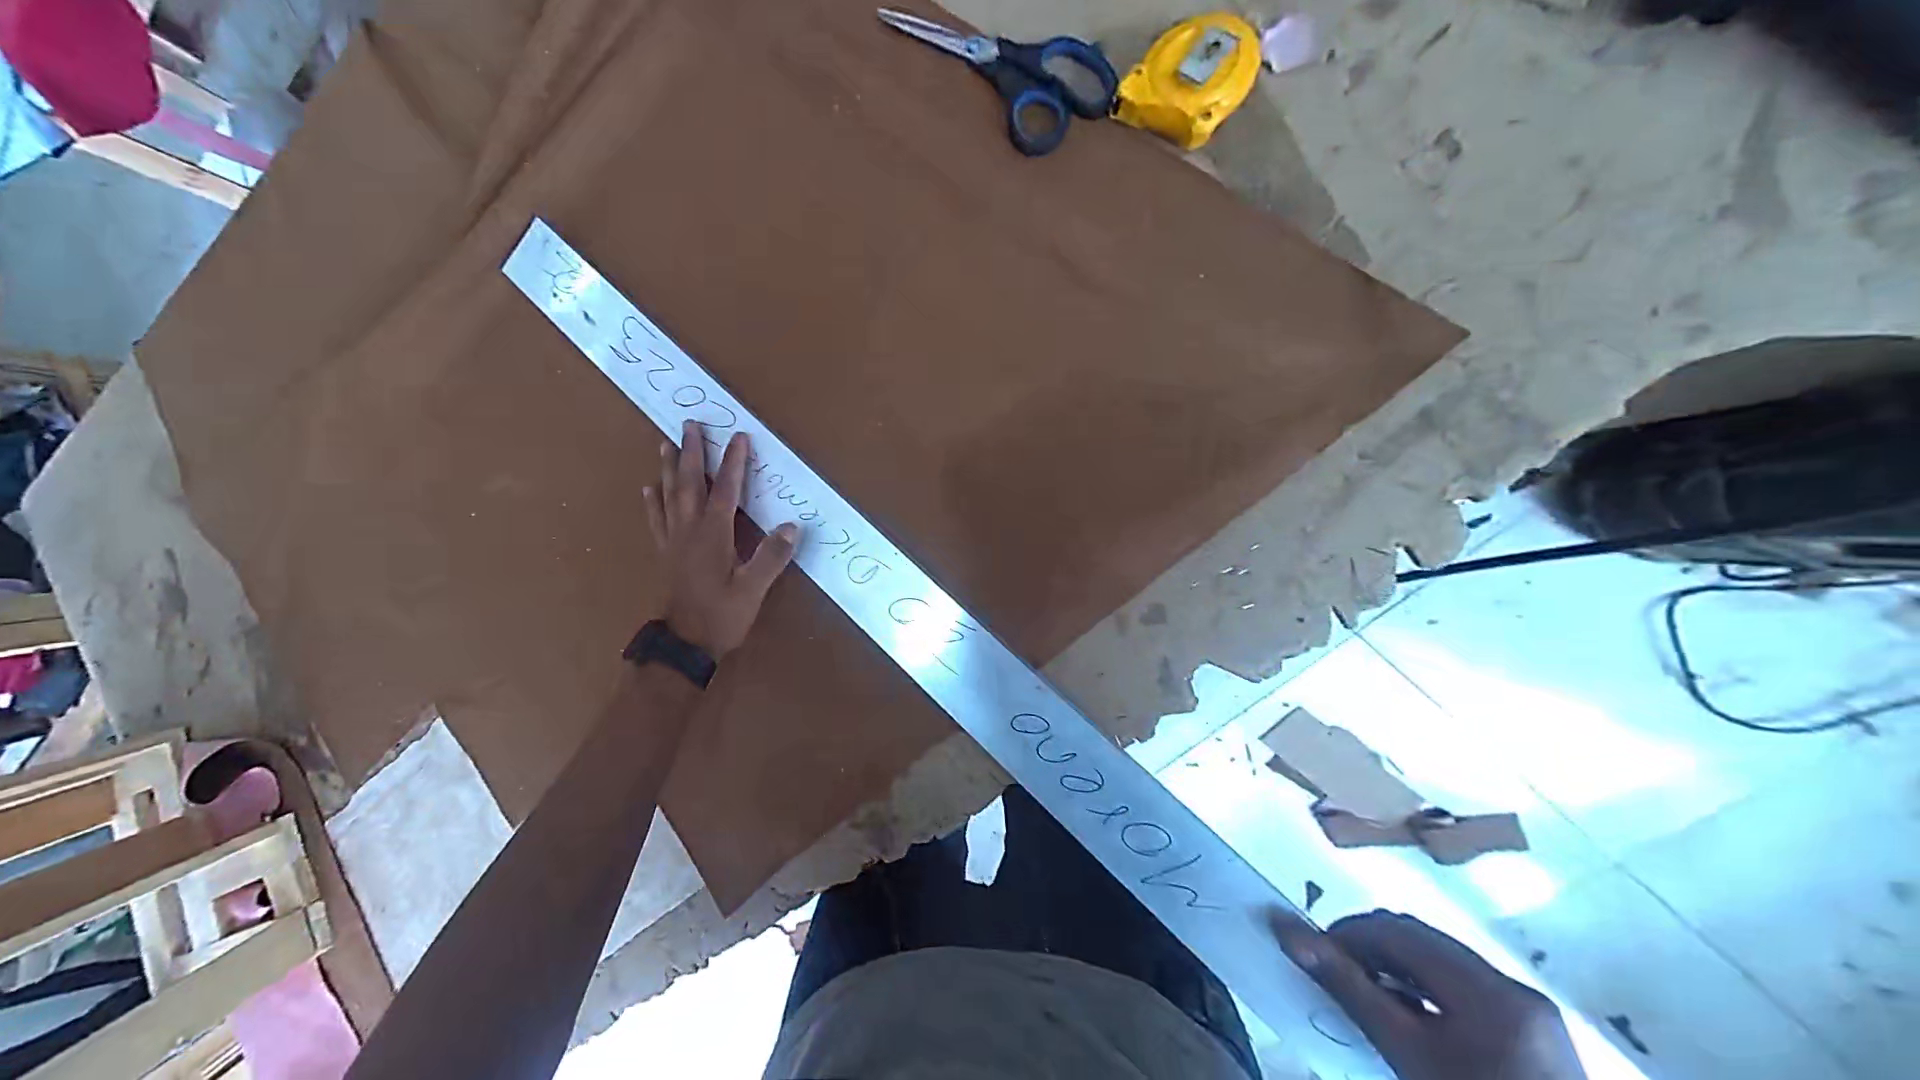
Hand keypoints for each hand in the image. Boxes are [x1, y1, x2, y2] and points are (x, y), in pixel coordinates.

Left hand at [643, 422, 797, 657]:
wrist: (684, 643)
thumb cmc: (721, 615)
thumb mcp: (753, 588)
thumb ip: (771, 556)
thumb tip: (793, 527)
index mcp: (713, 534)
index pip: (725, 490)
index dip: (734, 462)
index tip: (739, 437)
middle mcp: (689, 530)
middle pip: (689, 483)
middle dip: (692, 452)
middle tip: (690, 424)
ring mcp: (673, 541)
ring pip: (668, 495)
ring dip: (668, 468)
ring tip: (666, 444)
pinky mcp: (665, 553)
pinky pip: (656, 519)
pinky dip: (653, 501)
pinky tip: (649, 489)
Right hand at [1274, 910, 1587, 1079]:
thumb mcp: (1403, 1053)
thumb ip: (1347, 987)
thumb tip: (1288, 930)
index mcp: (1489, 988)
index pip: (1398, 929)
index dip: (1347, 933)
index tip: (1314, 957)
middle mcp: (1516, 990)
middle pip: (1424, 943)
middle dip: (1370, 949)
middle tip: (1334, 976)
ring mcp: (1533, 1017)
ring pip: (1444, 967)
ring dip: (1396, 970)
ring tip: (1364, 999)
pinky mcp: (1538, 1041)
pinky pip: (1467, 995)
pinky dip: (1427, 995)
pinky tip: (1408, 1021)